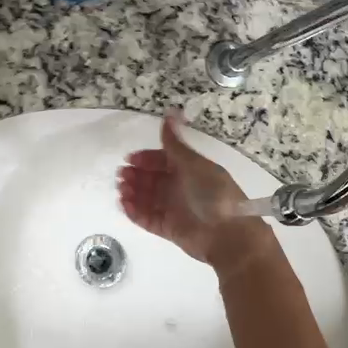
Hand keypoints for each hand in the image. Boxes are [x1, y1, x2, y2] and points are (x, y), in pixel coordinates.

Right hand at [118, 110, 272, 272]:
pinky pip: (146, 218)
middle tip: (122, 176)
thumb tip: (169, 113)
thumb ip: (176, 144)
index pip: (162, 160)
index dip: (146, 159)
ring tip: (121, 190)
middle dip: (135, 175)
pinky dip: (134, 212)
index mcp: (188, 170)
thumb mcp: (194, 165)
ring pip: (146, 198)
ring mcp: (172, 208)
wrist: (227, 234)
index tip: (130, 159)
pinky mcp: (166, 228)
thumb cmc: (213, 195)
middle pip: (151, 179)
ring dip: (132, 192)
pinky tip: (124, 204)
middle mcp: (179, 188)